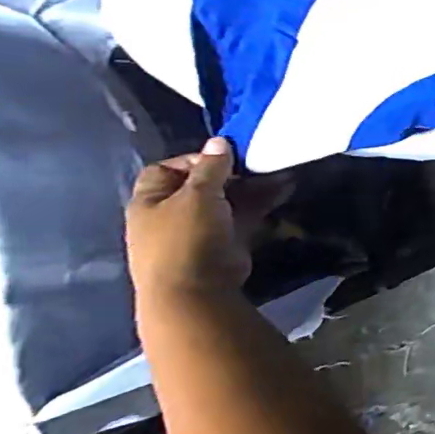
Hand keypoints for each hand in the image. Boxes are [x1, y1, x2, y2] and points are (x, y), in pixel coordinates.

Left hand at [126, 137, 289, 301]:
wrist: (196, 292)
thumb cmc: (186, 237)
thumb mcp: (197, 195)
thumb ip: (211, 167)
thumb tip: (218, 141)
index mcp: (151, 201)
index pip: (168, 170)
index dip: (195, 160)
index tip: (224, 157)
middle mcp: (172, 214)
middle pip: (203, 184)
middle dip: (233, 173)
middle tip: (259, 164)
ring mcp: (200, 230)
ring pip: (229, 201)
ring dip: (254, 187)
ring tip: (283, 174)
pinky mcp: (224, 243)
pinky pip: (243, 217)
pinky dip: (262, 204)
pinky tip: (284, 191)